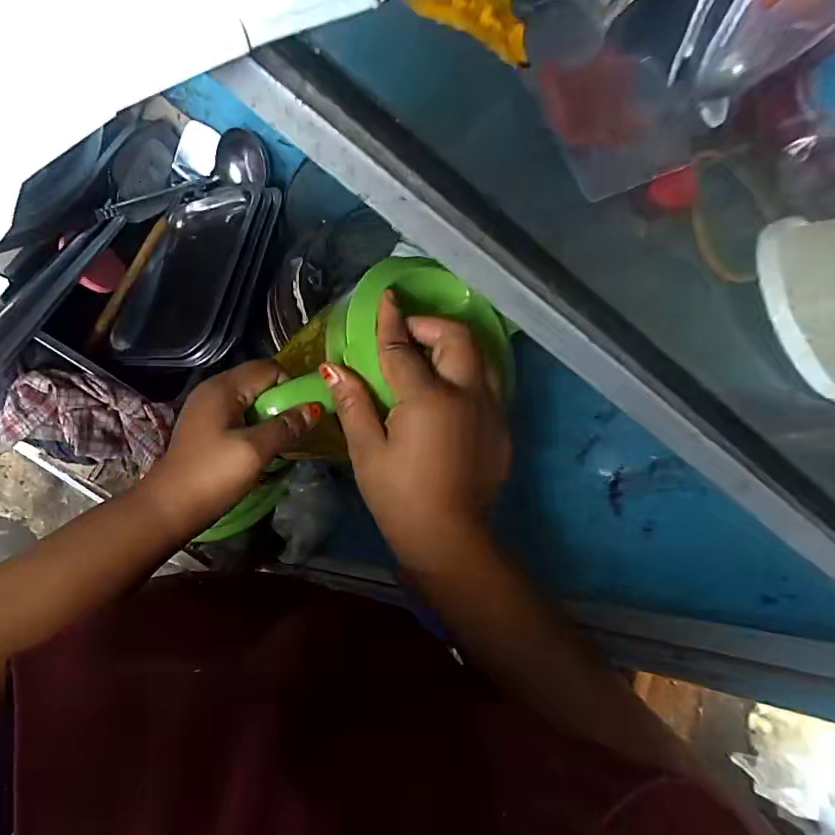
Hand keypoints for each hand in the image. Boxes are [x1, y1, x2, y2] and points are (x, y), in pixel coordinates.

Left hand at [136, 360, 319, 538]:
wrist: (169, 507)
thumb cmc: (213, 475)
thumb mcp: (255, 451)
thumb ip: (286, 427)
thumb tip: (314, 408)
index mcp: (223, 387)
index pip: (269, 368)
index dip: (292, 384)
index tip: (305, 412)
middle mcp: (212, 389)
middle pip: (258, 381)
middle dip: (281, 400)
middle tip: (297, 428)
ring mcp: (205, 408)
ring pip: (248, 399)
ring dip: (268, 415)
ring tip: (282, 439)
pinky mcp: (203, 427)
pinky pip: (236, 415)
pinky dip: (253, 424)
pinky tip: (260, 447)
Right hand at [323, 291, 510, 564]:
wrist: (449, 538)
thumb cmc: (398, 495)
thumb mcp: (367, 450)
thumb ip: (353, 403)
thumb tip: (333, 369)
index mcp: (428, 398)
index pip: (404, 347)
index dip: (391, 320)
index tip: (387, 296)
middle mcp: (467, 394)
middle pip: (456, 339)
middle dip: (430, 325)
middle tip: (406, 334)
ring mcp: (491, 411)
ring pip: (479, 358)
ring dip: (452, 347)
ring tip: (426, 357)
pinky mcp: (501, 429)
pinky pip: (486, 385)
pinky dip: (464, 374)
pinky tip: (444, 395)